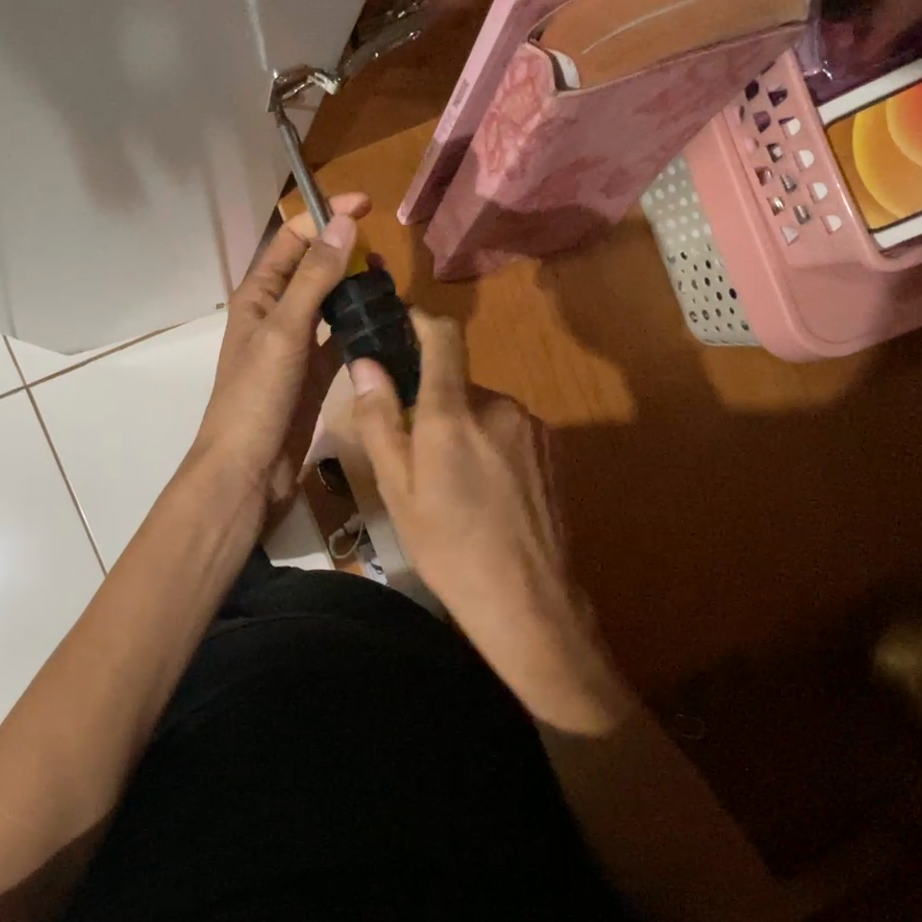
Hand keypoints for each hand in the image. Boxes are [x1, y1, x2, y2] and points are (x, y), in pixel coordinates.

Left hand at [189, 193, 369, 514]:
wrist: (247, 470)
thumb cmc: (256, 397)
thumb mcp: (284, 331)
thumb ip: (314, 279)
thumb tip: (343, 222)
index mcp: (257, 296)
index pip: (291, 240)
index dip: (324, 216)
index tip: (367, 204)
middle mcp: (273, 315)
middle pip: (311, 270)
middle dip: (344, 252)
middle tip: (386, 251)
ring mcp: (293, 348)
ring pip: (327, 305)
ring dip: (354, 291)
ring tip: (391, 284)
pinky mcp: (311, 377)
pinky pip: (337, 342)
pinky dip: (359, 329)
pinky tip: (387, 325)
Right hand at [348, 312, 570, 625]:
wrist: (528, 599)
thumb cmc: (447, 548)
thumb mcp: (396, 491)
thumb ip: (380, 422)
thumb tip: (366, 366)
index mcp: (452, 415)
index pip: (442, 338)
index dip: (420, 322)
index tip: (401, 324)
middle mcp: (498, 407)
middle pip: (457, 385)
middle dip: (434, 408)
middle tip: (417, 460)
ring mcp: (533, 428)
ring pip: (483, 413)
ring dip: (464, 432)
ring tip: (455, 488)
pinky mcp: (555, 450)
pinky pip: (509, 433)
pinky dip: (491, 449)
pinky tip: (488, 496)